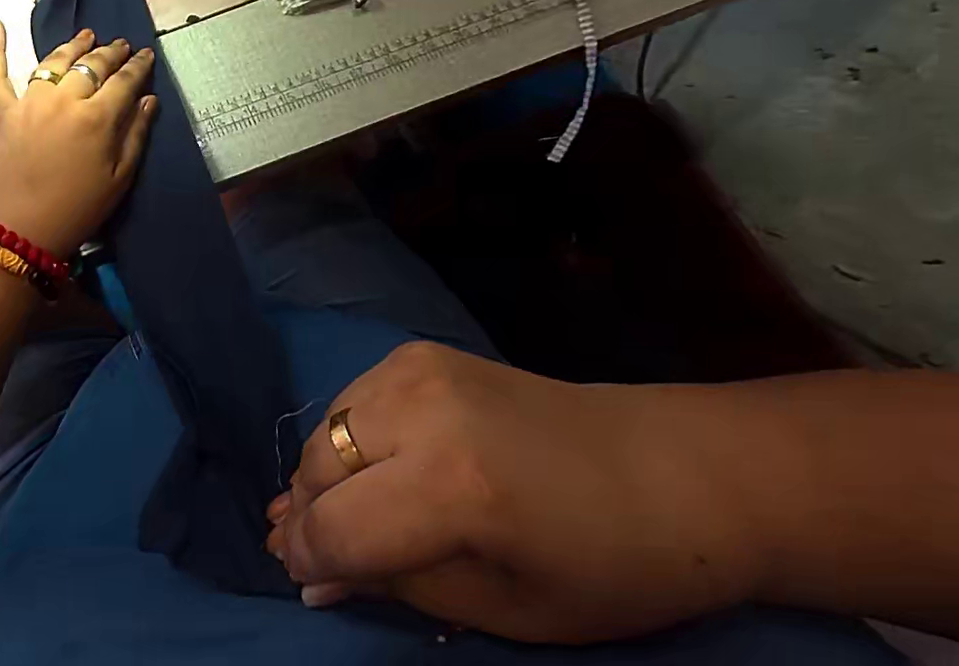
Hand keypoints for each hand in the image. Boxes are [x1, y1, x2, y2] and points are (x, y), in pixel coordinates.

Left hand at [0, 18, 158, 256]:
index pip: (124, 81)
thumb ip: (136, 134)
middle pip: (92, 66)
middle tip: (121, 45)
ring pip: (54, 62)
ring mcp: (29, 102)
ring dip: (73, 45)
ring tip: (86, 36)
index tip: (146, 55)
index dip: (138, 66)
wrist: (22, 230)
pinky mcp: (0, 110)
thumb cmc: (79, 208)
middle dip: (111, 52)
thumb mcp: (121, 177)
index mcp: (97, 118)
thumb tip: (148, 99)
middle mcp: (64, 100)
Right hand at [267, 343, 761, 643]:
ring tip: (337, 511)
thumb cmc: (602, 564)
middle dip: (307, 515)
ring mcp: (417, 367)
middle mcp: (421, 408)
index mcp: (453, 485)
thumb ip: (395, 585)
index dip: (309, 559)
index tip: (299, 579)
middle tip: (314, 553)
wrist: (660, 467)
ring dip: (323, 473)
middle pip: (319, 465)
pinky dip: (346, 437)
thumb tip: (315, 579)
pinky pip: (352, 399)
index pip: (338, 527)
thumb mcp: (500, 607)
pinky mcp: (419, 351)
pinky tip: (368, 466)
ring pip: (327, 426)